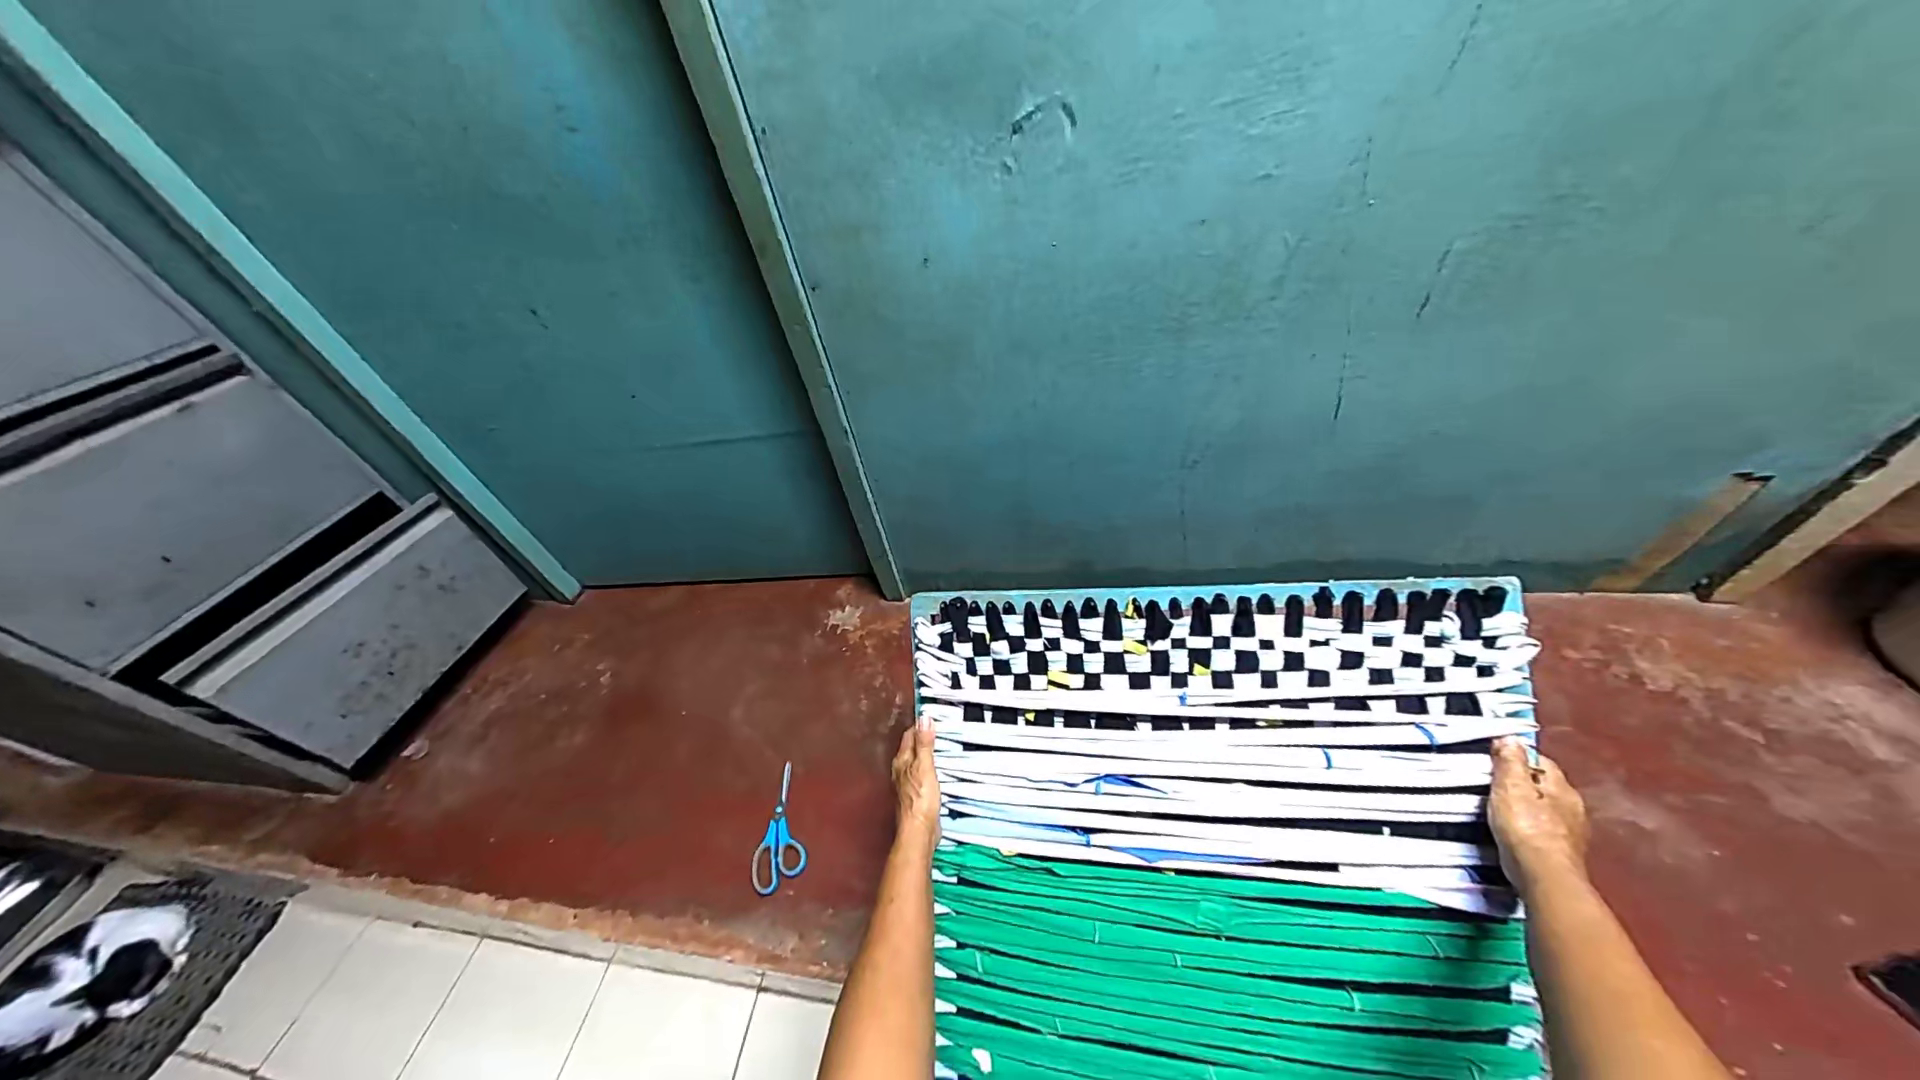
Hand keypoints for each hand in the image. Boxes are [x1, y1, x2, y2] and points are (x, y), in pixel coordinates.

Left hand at [891, 716, 939, 848]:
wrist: (919, 831)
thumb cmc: (921, 798)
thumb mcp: (925, 766)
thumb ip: (924, 743)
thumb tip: (924, 717)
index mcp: (901, 761)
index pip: (909, 735)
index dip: (919, 725)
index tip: (933, 718)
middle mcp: (901, 770)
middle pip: (911, 747)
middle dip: (922, 737)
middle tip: (939, 729)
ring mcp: (907, 783)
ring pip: (915, 760)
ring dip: (925, 753)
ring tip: (940, 746)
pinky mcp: (915, 794)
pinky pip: (921, 773)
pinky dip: (929, 767)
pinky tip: (937, 769)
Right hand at [1489, 736, 1588, 896]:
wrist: (1543, 875)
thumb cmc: (1525, 827)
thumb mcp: (1510, 787)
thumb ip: (1510, 762)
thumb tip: (1510, 738)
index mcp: (1561, 788)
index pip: (1540, 761)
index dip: (1517, 757)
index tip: (1494, 758)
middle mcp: (1572, 807)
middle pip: (1543, 784)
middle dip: (1522, 781)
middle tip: (1494, 782)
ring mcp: (1570, 831)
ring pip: (1544, 806)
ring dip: (1526, 804)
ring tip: (1500, 805)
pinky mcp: (1561, 850)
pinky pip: (1542, 827)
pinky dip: (1528, 824)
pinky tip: (1514, 829)